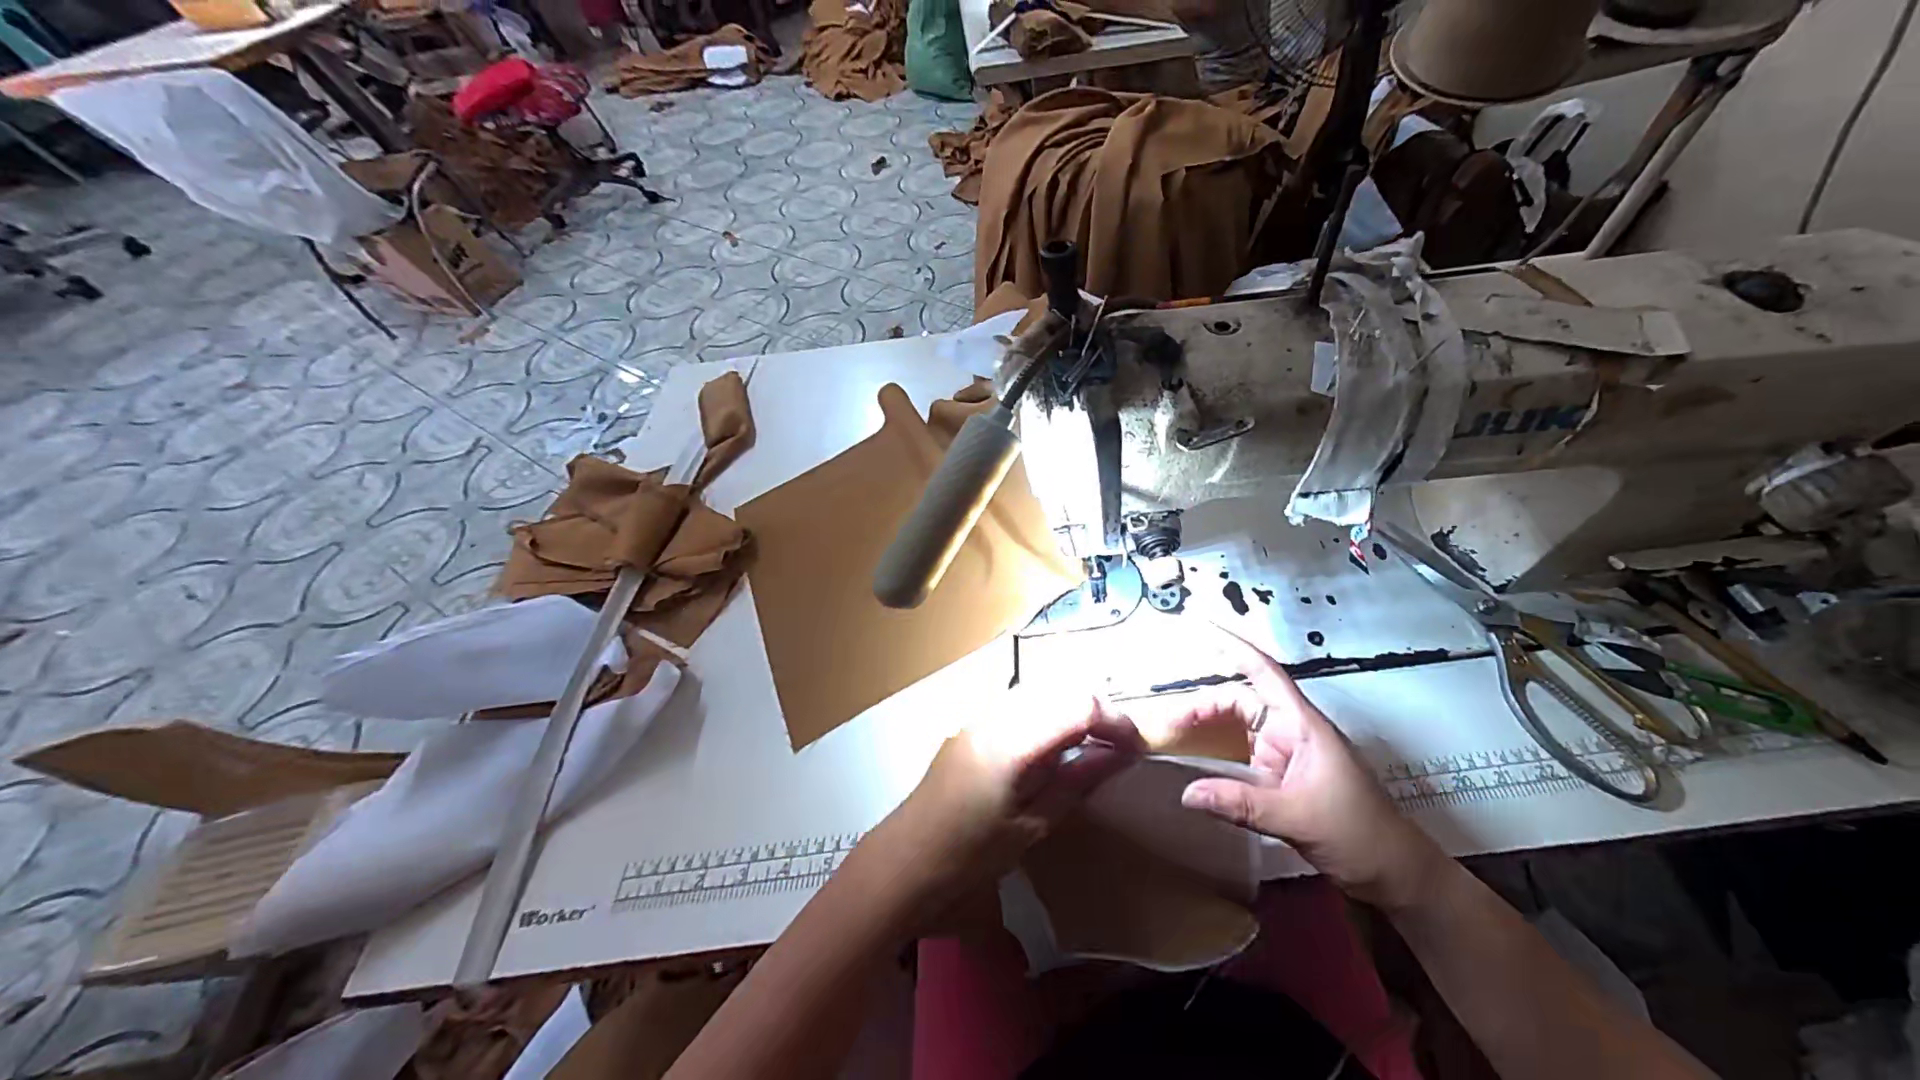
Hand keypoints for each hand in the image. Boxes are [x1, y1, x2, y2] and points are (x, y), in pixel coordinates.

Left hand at [851, 691, 1145, 926]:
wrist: (904, 863)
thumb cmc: (969, 856)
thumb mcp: (1032, 825)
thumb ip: (1076, 782)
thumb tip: (1121, 754)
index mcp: (1009, 741)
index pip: (1076, 706)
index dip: (1113, 721)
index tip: (1137, 746)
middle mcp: (992, 717)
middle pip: (1058, 692)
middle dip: (1094, 713)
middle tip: (1117, 749)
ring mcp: (976, 719)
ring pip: (1038, 696)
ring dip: (1069, 714)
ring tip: (1090, 751)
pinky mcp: (969, 729)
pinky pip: (1017, 709)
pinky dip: (1045, 720)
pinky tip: (1053, 752)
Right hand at [1172, 628, 1448, 912]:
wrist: (1395, 876)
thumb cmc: (1360, 835)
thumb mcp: (1298, 817)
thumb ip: (1241, 804)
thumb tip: (1187, 794)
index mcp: (1303, 725)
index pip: (1265, 674)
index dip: (1236, 649)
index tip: (1203, 630)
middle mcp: (1291, 733)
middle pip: (1240, 703)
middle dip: (1204, 706)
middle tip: (1168, 723)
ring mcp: (1284, 756)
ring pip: (1236, 730)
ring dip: (1206, 730)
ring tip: (1172, 739)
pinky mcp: (1278, 780)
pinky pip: (1238, 758)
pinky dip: (1214, 757)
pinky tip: (1192, 766)